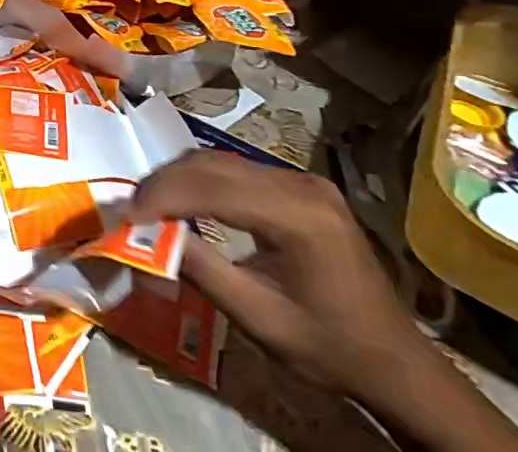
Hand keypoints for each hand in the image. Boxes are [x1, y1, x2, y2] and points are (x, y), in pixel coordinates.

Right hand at [129, 151, 517, 451]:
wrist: (391, 356)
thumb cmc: (327, 347)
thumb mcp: (258, 318)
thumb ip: (202, 270)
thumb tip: (147, 236)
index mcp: (298, 216)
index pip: (214, 187)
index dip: (164, 196)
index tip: (126, 214)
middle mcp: (301, 183)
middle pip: (217, 164)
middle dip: (166, 182)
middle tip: (130, 207)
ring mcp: (304, 179)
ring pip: (226, 161)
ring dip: (183, 178)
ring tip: (149, 205)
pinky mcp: (303, 185)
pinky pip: (243, 171)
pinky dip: (206, 182)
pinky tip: (186, 200)